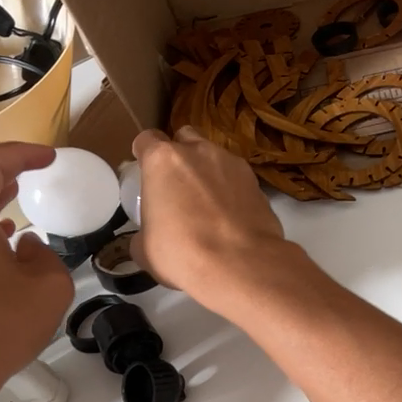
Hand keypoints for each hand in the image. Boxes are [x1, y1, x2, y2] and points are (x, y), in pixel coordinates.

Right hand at [130, 127, 295, 311]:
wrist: (241, 263)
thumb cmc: (183, 252)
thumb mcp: (144, 247)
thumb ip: (144, 229)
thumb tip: (150, 235)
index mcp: (164, 160)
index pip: (147, 140)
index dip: (144, 153)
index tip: (145, 169)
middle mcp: (200, 151)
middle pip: (185, 139)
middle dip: (180, 154)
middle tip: (178, 183)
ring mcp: (233, 164)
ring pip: (215, 156)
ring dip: (208, 171)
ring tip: (208, 201)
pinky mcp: (257, 182)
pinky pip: (237, 178)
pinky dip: (232, 188)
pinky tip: (231, 213)